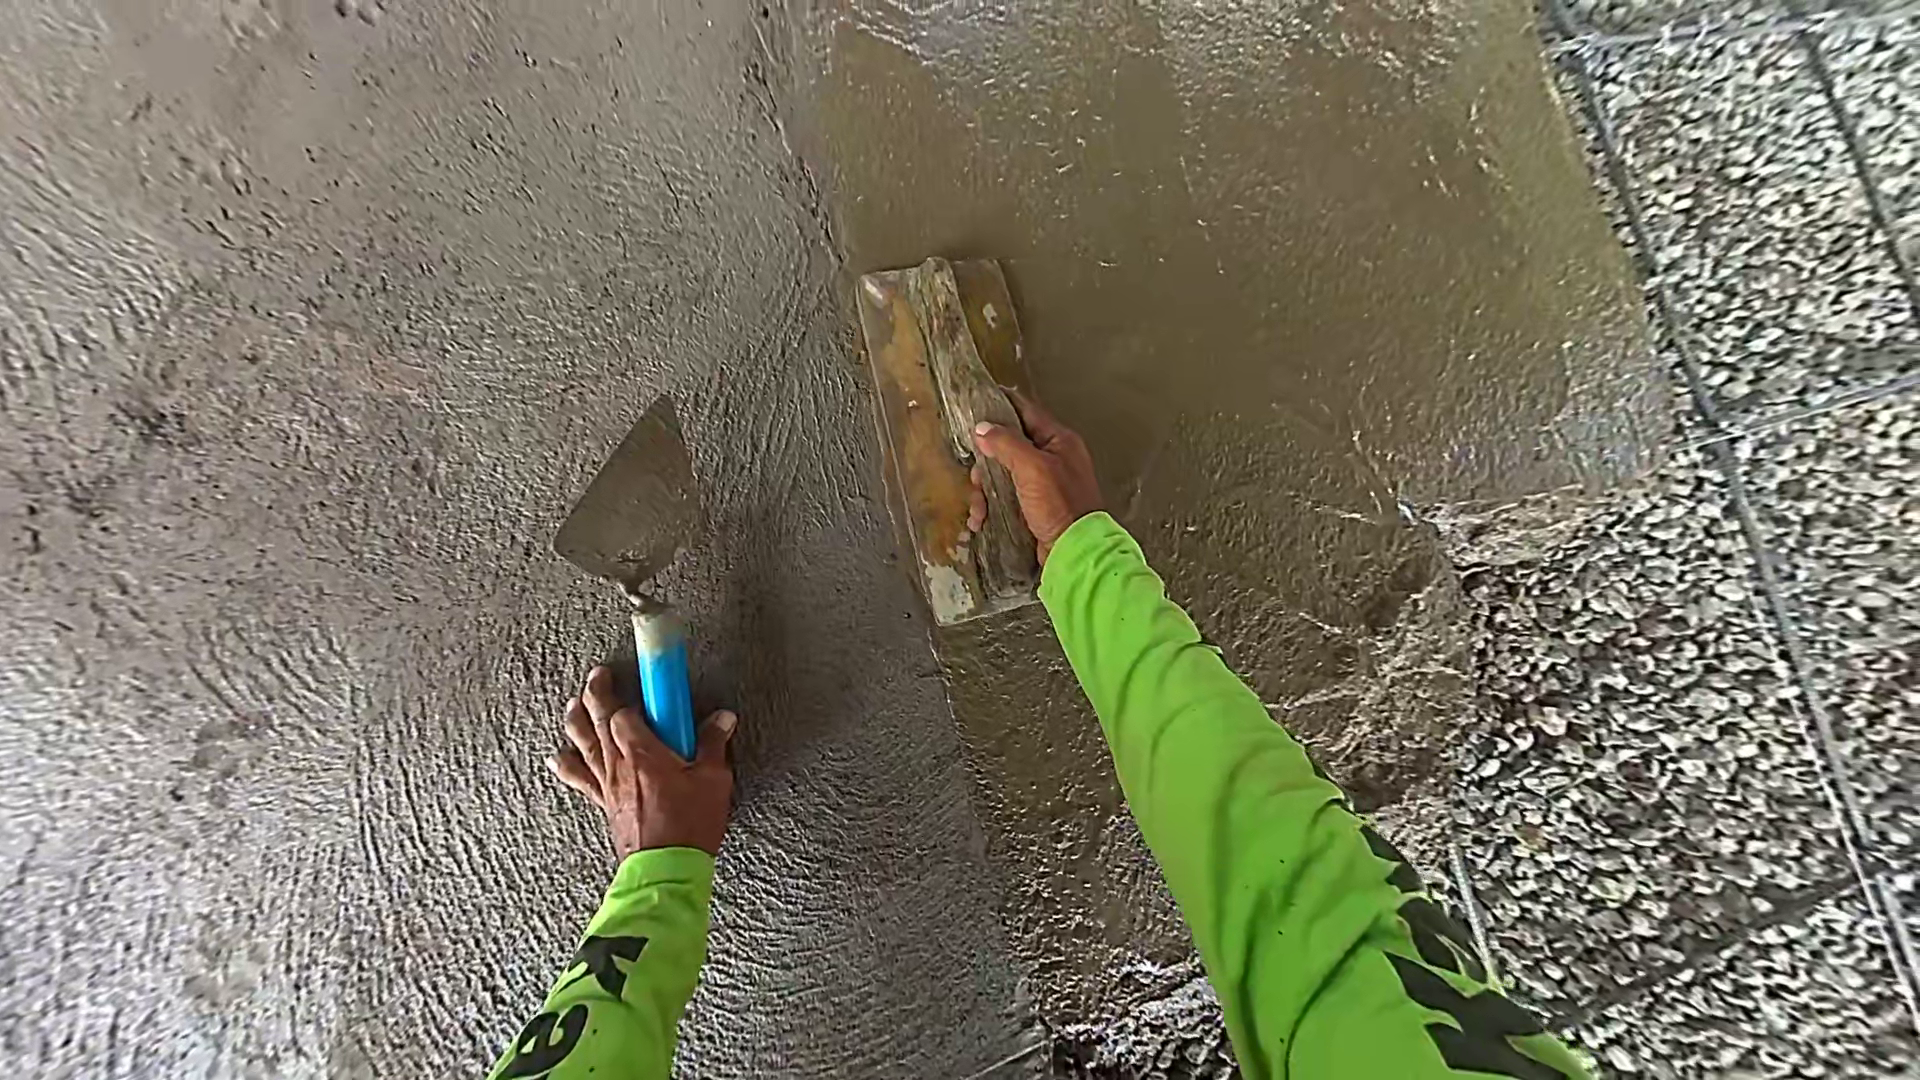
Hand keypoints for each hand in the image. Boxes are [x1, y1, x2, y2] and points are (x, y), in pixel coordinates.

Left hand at [550, 666, 736, 859]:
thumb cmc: (689, 823)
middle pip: (598, 722)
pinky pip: (580, 779)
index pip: (624, 715)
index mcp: (644, 754)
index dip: (628, 693)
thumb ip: (714, 743)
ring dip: (577, 722)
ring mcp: (608, 785)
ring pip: (584, 746)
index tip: (635, 675)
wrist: (665, 869)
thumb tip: (722, 718)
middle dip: (597, 695)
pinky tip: (558, 756)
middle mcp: (620, 766)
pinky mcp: (605, 803)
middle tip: (598, 675)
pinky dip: (567, 764)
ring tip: (574, 704)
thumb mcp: (714, 778)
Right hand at [968, 389, 1102, 563]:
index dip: (1001, 406)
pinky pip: (1004, 499)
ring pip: (1001, 475)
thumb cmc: (1059, 504)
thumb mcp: (1033, 467)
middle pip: (1008, 447)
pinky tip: (981, 520)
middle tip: (976, 478)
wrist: (1074, 551)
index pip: (1026, 411)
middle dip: (986, 463)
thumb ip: (1007, 443)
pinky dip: (990, 508)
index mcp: (1058, 441)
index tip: (974, 405)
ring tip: (978, 508)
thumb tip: (982, 428)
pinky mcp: (1032, 507)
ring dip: (984, 491)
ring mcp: (1042, 485)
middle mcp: (1051, 459)